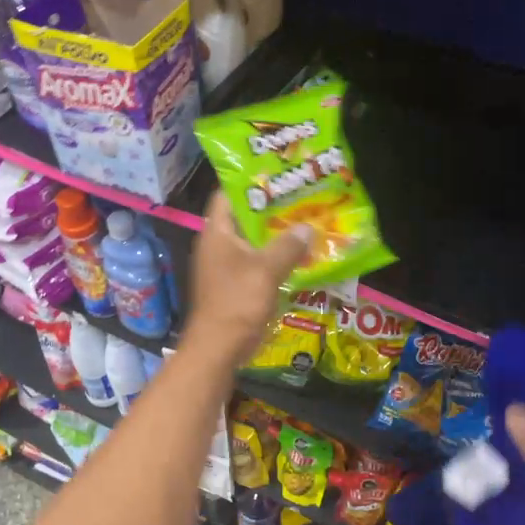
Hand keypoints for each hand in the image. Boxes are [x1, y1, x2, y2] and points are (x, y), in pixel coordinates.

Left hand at [184, 192, 312, 364]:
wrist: (217, 349)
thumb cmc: (237, 303)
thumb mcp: (266, 270)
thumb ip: (288, 246)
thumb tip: (307, 228)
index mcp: (217, 233)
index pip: (228, 194)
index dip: (251, 182)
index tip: (279, 175)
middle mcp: (216, 245)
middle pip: (243, 218)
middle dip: (272, 210)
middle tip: (301, 198)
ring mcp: (223, 267)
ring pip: (252, 243)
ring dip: (276, 236)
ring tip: (305, 224)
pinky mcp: (232, 286)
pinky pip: (255, 264)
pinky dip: (274, 259)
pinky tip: (298, 258)